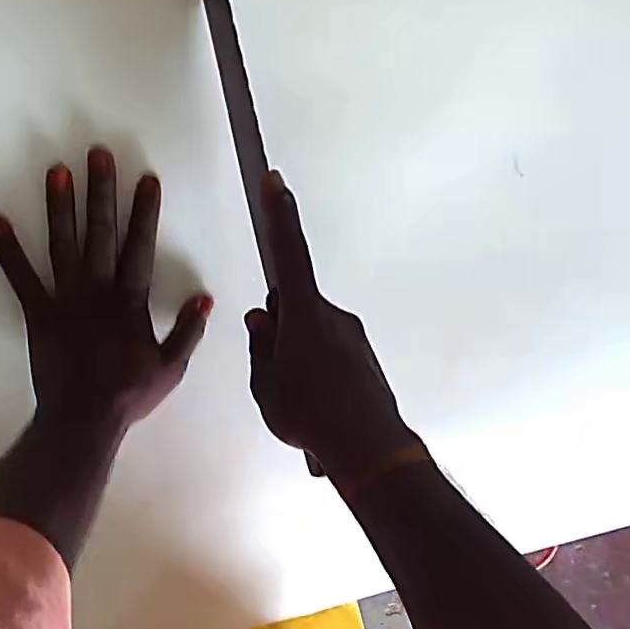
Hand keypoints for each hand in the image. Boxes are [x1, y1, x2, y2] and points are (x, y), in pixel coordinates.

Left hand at [0, 147, 211, 432]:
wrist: (84, 419)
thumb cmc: (129, 394)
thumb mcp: (171, 366)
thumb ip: (188, 331)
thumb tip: (205, 299)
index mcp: (130, 304)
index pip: (140, 249)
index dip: (144, 213)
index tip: (146, 180)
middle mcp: (97, 292)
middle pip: (100, 235)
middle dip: (101, 192)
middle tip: (98, 154)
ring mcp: (65, 301)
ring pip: (62, 246)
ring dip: (59, 207)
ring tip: (57, 171)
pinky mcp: (38, 315)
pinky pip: (21, 279)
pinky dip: (6, 251)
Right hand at [245, 171, 417, 481]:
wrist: (369, 447)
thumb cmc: (314, 419)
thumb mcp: (267, 388)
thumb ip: (261, 350)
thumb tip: (261, 322)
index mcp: (303, 319)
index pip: (288, 256)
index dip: (280, 217)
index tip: (274, 182)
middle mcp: (332, 318)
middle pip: (295, 304)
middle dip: (278, 325)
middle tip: (272, 364)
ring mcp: (352, 336)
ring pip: (312, 329)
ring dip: (298, 351)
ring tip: (297, 395)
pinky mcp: (363, 354)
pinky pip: (331, 348)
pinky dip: (317, 365)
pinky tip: (316, 398)